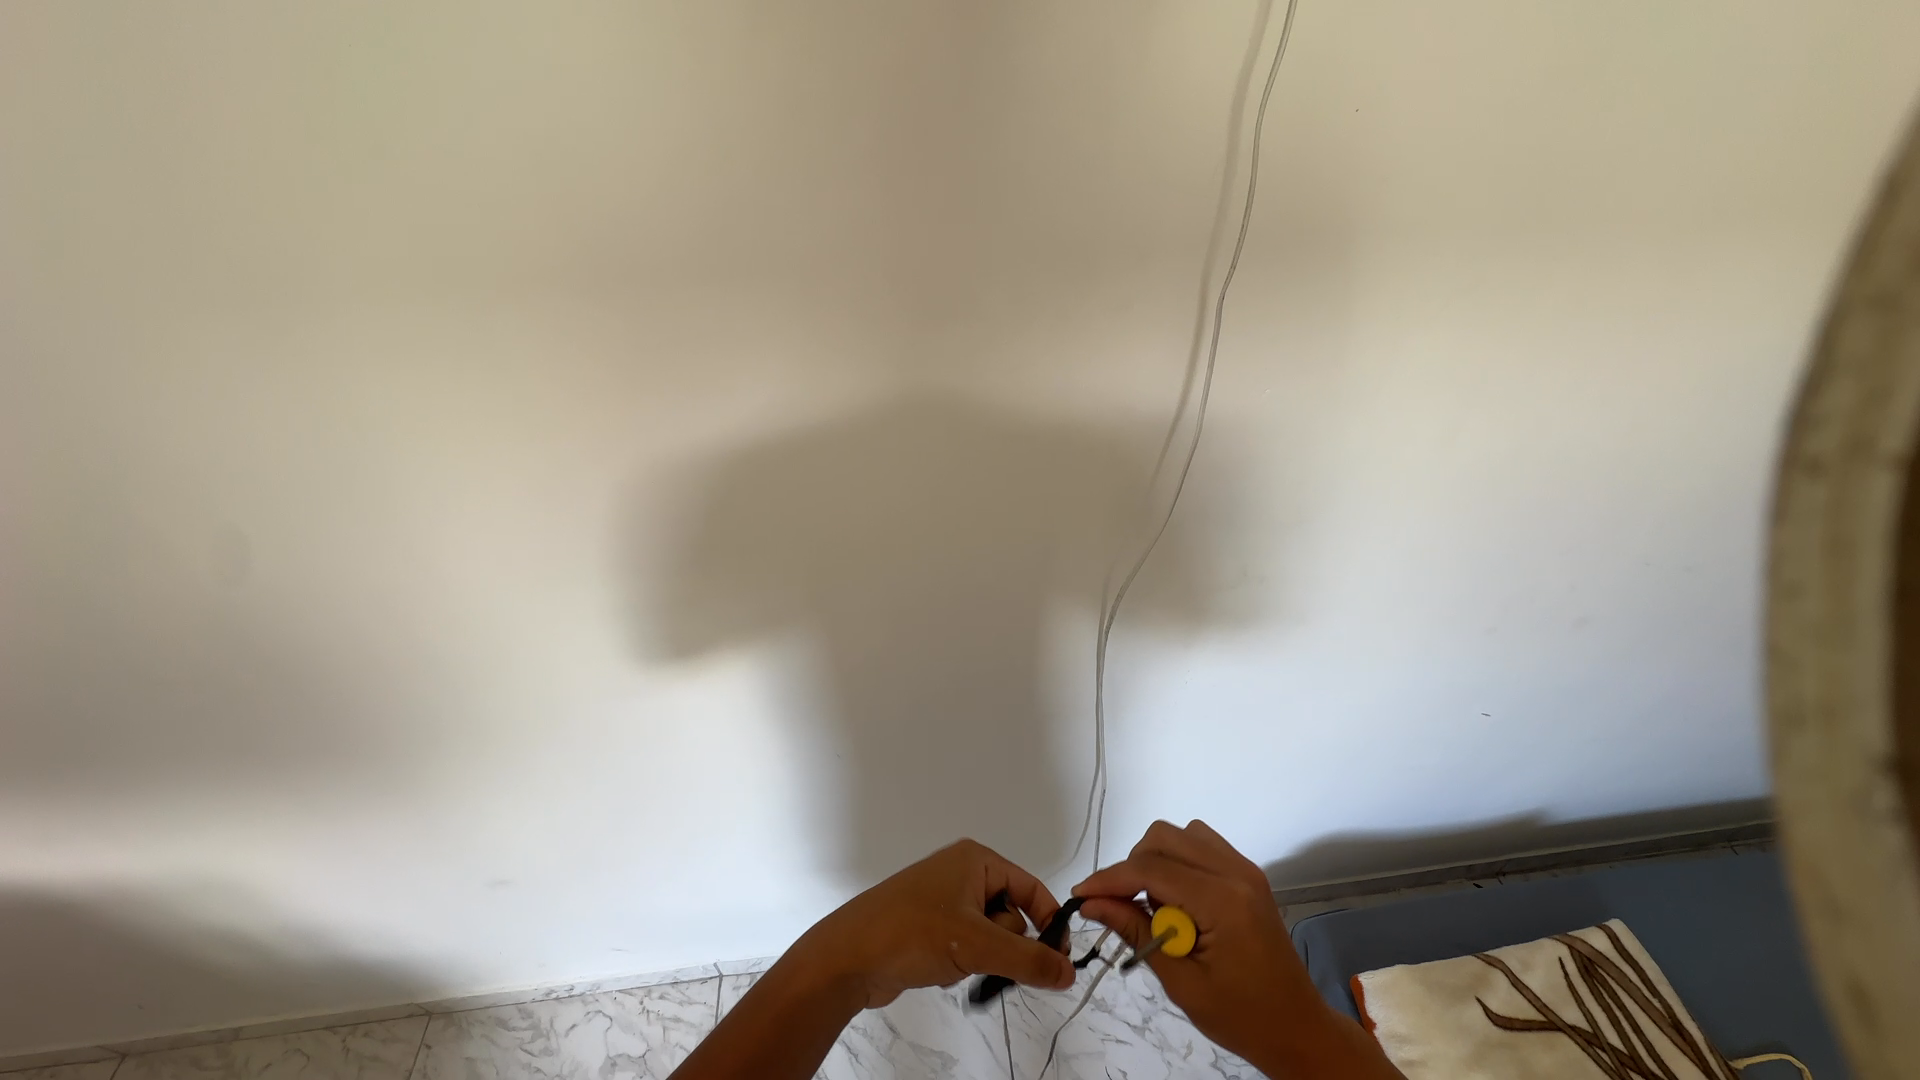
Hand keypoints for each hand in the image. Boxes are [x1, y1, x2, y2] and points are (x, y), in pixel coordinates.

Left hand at [789, 838, 1076, 1010]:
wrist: (848, 956)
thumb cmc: (913, 934)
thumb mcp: (978, 946)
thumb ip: (1029, 960)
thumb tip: (1070, 972)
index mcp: (976, 860)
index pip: (1031, 887)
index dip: (1050, 923)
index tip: (1061, 962)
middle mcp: (962, 872)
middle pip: (1011, 914)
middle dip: (1005, 944)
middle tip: (986, 957)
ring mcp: (944, 899)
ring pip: (989, 934)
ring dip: (983, 956)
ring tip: (958, 963)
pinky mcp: (930, 926)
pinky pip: (967, 945)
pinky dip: (963, 962)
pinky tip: (941, 970)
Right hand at [1074, 821, 1402, 1078]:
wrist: (1298, 1029)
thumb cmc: (1242, 1017)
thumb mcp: (1182, 983)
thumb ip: (1136, 933)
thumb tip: (1092, 903)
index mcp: (1222, 901)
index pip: (1151, 869)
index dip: (1110, 879)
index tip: (1081, 895)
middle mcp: (1235, 872)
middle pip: (1164, 838)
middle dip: (1133, 866)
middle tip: (1121, 906)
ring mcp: (1245, 869)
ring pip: (1182, 834)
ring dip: (1156, 859)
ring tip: (1152, 904)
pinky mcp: (1247, 875)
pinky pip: (1201, 845)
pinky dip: (1178, 861)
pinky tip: (1175, 898)